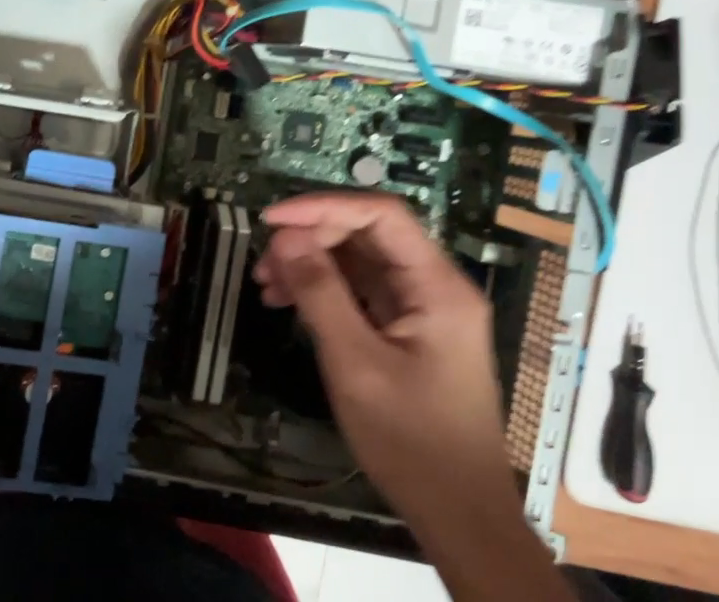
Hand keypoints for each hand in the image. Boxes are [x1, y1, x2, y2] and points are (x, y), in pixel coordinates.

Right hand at [251, 193, 511, 520]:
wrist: (456, 510)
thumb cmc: (410, 437)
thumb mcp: (354, 362)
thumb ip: (320, 292)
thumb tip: (286, 237)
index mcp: (437, 287)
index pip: (381, 215)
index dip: (322, 207)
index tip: (270, 220)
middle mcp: (434, 287)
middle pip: (367, 234)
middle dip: (310, 238)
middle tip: (262, 264)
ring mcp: (422, 309)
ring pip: (358, 261)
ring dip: (310, 263)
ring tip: (265, 286)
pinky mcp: (406, 330)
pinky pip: (359, 291)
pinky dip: (321, 289)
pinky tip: (287, 303)